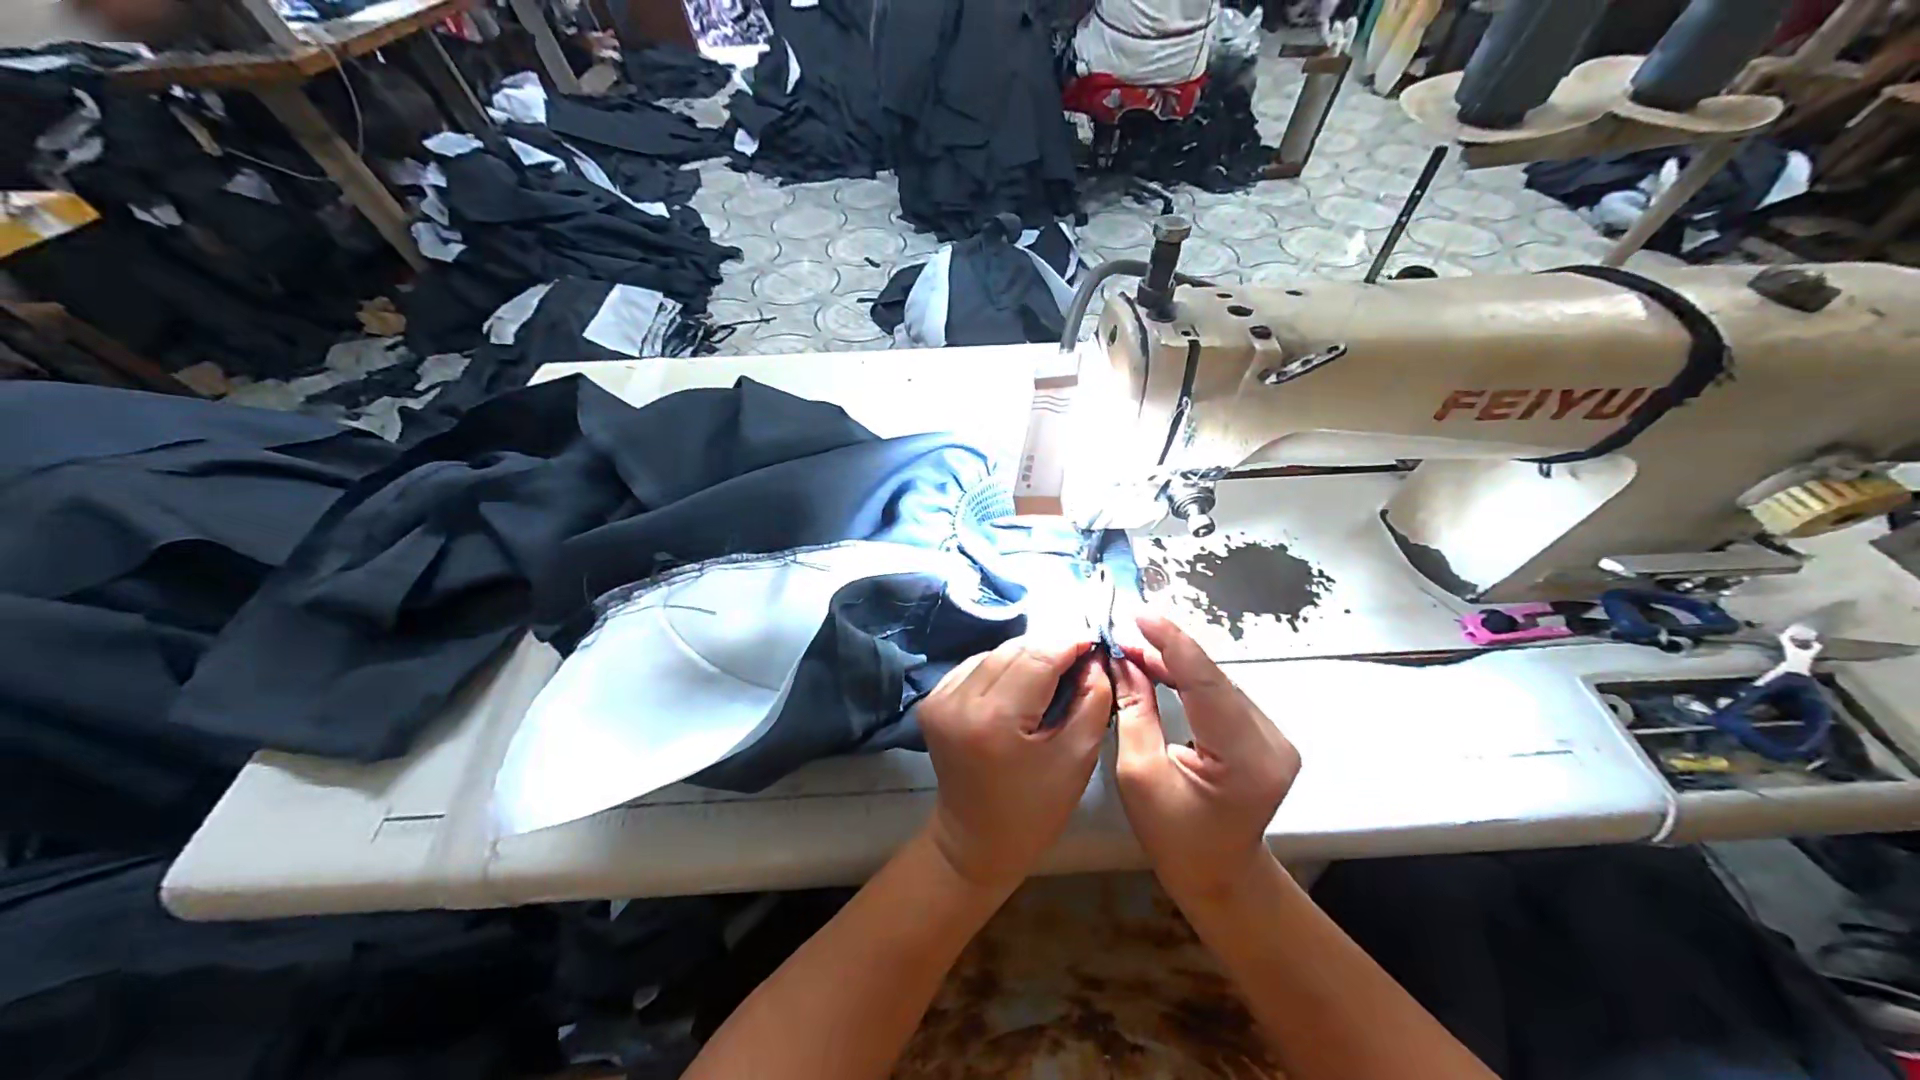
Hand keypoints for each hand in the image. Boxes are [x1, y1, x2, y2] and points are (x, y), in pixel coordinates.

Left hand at [917, 636, 1113, 889]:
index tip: (1097, 642)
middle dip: (1052, 648)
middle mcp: (958, 700)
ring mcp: (939, 698)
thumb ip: (1092, 699)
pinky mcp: (932, 701)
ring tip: (1057, 672)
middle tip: (1083, 658)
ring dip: (1028, 656)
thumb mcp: (1077, 758)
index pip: (1039, 656)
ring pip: (995, 653)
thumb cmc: (1034, 810)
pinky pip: (976, 667)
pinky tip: (1023, 684)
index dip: (1071, 643)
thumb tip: (1095, 657)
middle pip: (1015, 650)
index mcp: (993, 719)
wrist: (975, 841)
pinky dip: (1003, 668)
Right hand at [1112, 614, 1299, 902]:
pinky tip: (1160, 667)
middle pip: (1213, 679)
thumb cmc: (1175, 837)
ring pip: (1217, 683)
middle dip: (1167, 651)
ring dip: (1176, 663)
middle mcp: (1272, 741)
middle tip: (1124, 634)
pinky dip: (1189, 679)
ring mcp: (1275, 737)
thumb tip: (1123, 660)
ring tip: (1134, 648)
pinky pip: (1222, 695)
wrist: (1220, 873)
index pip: (1206, 684)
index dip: (1171, 643)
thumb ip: (1135, 711)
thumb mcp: (1140, 774)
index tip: (1140, 614)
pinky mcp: (1267, 735)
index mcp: (1246, 759)